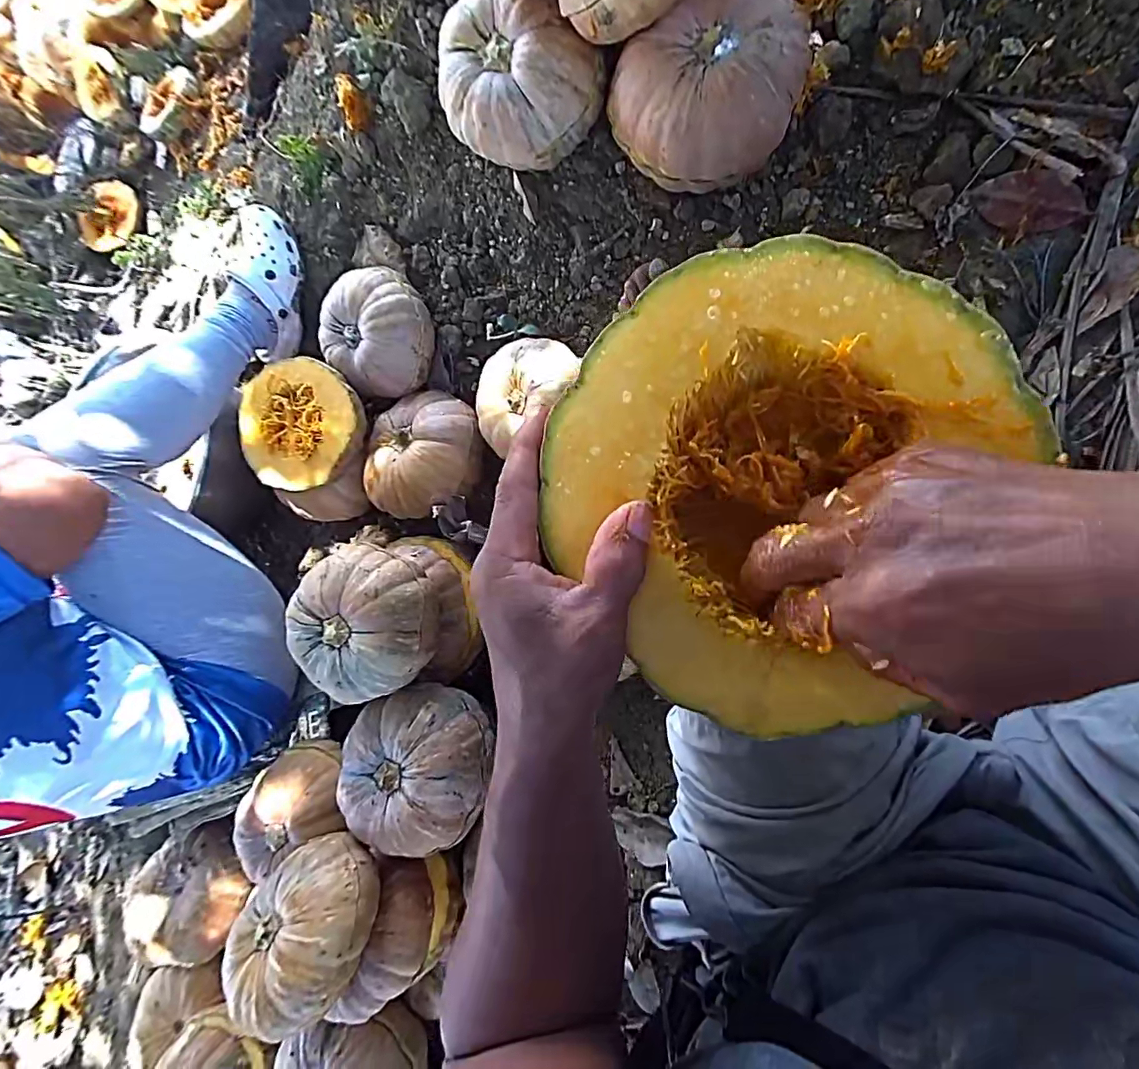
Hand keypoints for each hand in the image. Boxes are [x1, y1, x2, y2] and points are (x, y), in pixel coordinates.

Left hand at [472, 406, 649, 724]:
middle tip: (570, 426)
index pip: (515, 489)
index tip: (544, 404)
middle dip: (540, 460)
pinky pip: (542, 548)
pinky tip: (590, 525)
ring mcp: (510, 586)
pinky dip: (562, 526)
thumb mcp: (598, 617)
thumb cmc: (564, 678)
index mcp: (505, 563)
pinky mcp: (525, 602)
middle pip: (517, 501)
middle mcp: (499, 568)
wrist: (545, 734)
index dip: (528, 443)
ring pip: (529, 526)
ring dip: (551, 494)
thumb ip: (617, 562)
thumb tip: (639, 509)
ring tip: (583, 464)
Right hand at [739, 446, 1138, 717]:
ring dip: (815, 538)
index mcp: (874, 609)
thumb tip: (858, 639)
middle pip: (777, 550)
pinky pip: (864, 484)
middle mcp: (869, 542)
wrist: (1138, 562)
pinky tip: (890, 523)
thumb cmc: (1060, 645)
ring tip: (837, 553)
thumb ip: (891, 663)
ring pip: (817, 509)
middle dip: (762, 575)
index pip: (794, 615)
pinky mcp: (924, 456)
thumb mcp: (964, 690)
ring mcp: (894, 489)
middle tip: (767, 587)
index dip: (784, 625)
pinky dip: (861, 509)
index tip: (786, 625)